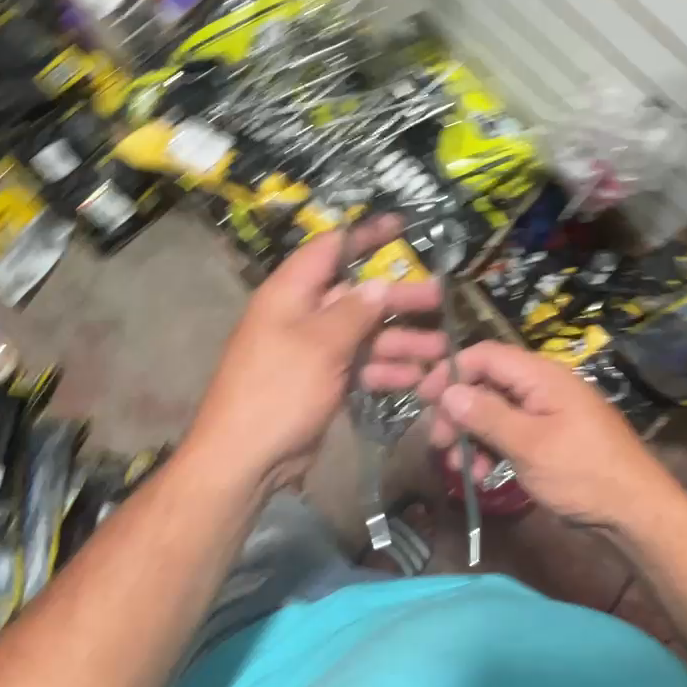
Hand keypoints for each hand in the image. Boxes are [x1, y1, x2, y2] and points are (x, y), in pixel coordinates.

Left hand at [185, 215, 444, 491]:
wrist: (246, 460)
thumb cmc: (277, 392)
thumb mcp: (320, 345)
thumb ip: (354, 312)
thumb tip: (378, 285)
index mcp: (290, 294)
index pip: (330, 250)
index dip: (364, 237)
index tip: (401, 226)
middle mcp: (301, 317)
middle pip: (356, 296)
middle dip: (397, 299)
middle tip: (440, 298)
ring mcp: (312, 352)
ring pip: (364, 336)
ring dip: (400, 341)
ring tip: (441, 349)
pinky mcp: (322, 383)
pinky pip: (359, 367)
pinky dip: (384, 371)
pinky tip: (415, 379)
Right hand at [417, 341, 683, 531]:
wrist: (635, 510)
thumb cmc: (583, 473)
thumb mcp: (529, 445)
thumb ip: (487, 415)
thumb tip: (448, 390)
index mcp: (541, 376)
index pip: (485, 354)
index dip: (451, 372)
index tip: (424, 401)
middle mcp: (543, 386)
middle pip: (487, 384)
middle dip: (459, 412)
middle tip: (440, 445)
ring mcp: (548, 412)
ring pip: (496, 411)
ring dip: (474, 437)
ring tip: (463, 471)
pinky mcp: (551, 436)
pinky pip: (512, 432)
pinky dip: (494, 450)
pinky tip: (486, 477)